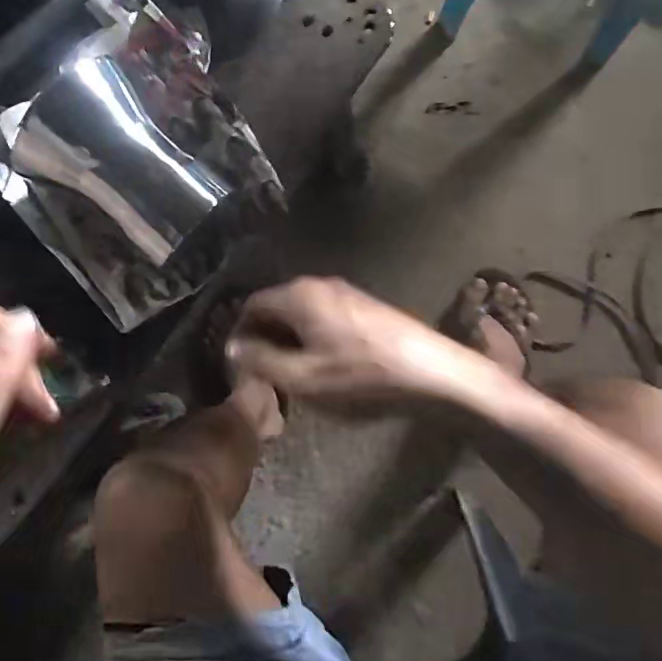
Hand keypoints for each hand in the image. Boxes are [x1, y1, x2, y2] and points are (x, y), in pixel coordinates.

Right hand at [225, 277, 499, 409]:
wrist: (428, 367)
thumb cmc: (361, 374)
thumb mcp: (303, 377)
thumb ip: (262, 361)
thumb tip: (233, 347)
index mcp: (299, 294)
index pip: (251, 305)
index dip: (239, 333)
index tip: (237, 363)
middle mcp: (317, 283)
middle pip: (275, 305)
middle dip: (263, 336)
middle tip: (261, 372)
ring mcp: (343, 291)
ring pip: (299, 311)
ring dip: (287, 338)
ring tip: (288, 372)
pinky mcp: (361, 304)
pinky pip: (320, 314)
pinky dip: (309, 335)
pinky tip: (319, 362)